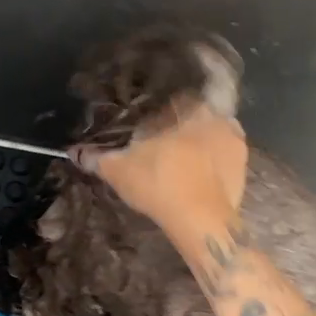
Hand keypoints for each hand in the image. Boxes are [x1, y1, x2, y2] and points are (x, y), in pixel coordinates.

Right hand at [71, 99, 248, 239]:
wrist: (200, 220)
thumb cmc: (159, 183)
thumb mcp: (118, 169)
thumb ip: (95, 157)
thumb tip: (72, 150)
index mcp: (189, 108)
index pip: (174, 96)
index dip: (159, 109)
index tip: (148, 121)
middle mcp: (218, 117)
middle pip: (195, 113)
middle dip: (179, 124)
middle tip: (160, 140)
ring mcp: (236, 142)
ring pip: (212, 133)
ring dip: (198, 141)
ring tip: (178, 158)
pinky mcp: (243, 166)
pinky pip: (224, 155)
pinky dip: (211, 161)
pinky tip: (196, 174)